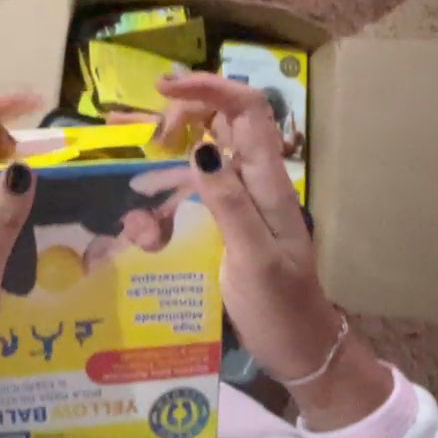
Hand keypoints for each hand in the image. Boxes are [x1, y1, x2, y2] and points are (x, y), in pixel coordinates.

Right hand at [156, 74, 390, 430]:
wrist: (300, 350)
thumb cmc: (281, 308)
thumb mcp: (254, 259)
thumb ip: (229, 204)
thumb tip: (201, 147)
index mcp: (268, 181)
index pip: (246, 109)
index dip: (209, 87)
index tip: (162, 89)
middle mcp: (255, 180)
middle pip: (222, 119)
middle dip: (182, 114)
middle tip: (148, 139)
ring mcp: (241, 200)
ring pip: (204, 150)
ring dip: (169, 151)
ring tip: (137, 165)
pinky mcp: (227, 221)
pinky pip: (194, 186)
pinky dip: (166, 185)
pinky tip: (143, 208)